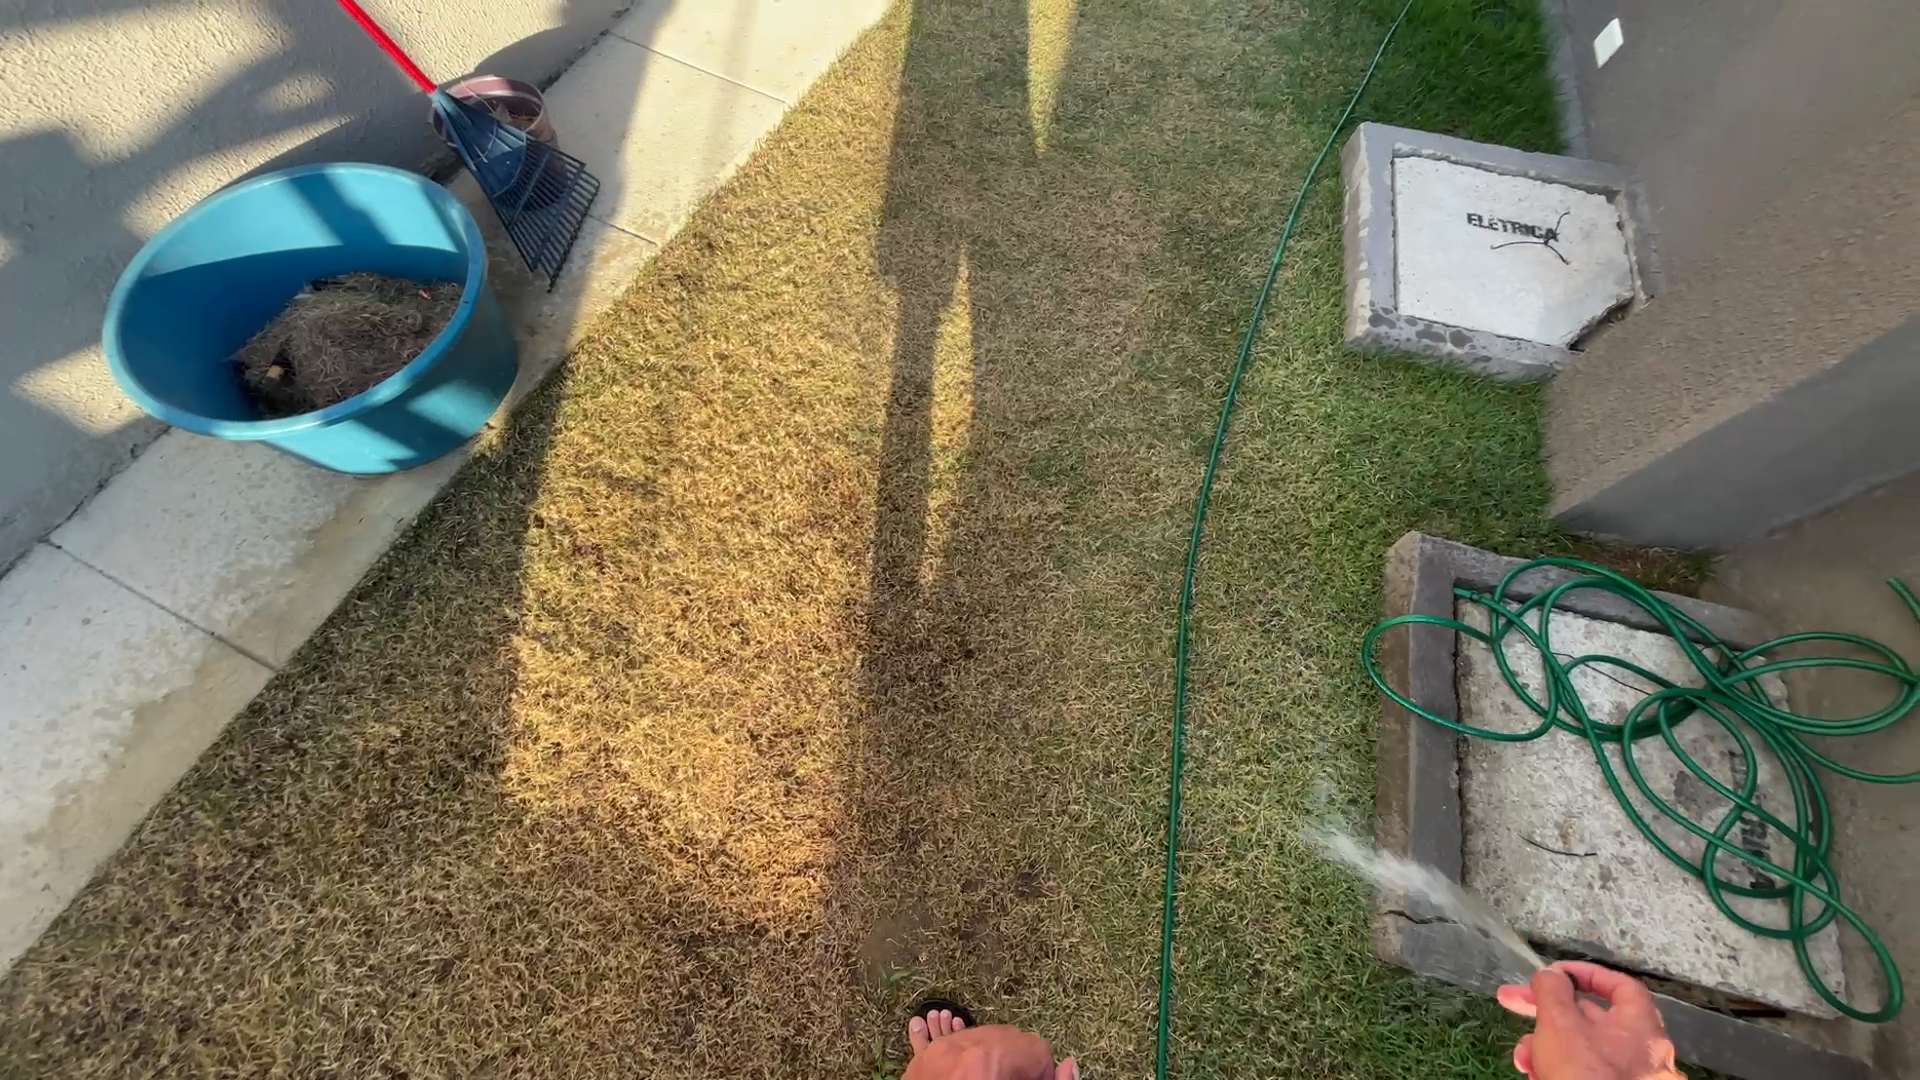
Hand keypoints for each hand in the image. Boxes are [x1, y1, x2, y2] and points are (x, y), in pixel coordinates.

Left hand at [902, 1024, 1077, 1079]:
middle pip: (1010, 1037)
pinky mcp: (923, 1060)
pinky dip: (968, 1056)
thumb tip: (1071, 1066)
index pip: (1036, 1048)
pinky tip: (971, 1076)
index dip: (1043, 1073)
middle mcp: (961, 1047)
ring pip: (983, 1036)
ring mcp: (938, 1051)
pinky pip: (952, 1040)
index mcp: (987, 1062)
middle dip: (1020, 1063)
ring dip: (996, 1058)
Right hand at [1496, 961, 1681, 1079]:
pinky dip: (1561, 1067)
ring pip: (1584, 1046)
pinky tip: (1535, 1074)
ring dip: (1545, 1043)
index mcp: (1641, 1030)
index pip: (1622, 986)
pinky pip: (1589, 1071)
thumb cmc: (1584, 1073)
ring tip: (1522, 1057)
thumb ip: (1552, 989)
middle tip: (1509, 999)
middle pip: (1591, 1016)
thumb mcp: (1559, 1023)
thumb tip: (1552, 975)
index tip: (1552, 973)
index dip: (1585, 972)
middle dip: (1544, 1008)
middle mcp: (1646, 1054)